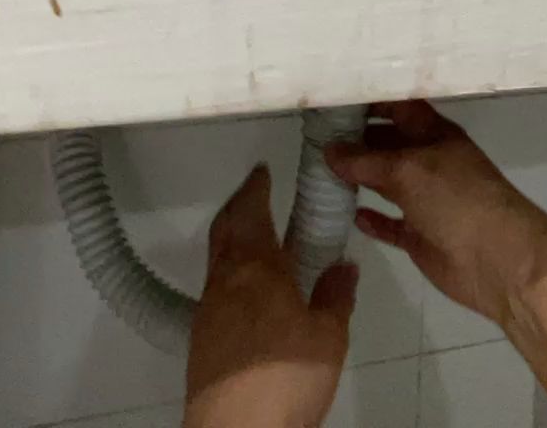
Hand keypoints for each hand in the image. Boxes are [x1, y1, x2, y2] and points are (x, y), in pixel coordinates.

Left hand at [184, 164, 358, 427]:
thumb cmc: (285, 376)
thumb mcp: (328, 337)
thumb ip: (336, 297)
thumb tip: (345, 266)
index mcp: (257, 267)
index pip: (251, 211)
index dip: (256, 187)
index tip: (263, 170)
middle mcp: (225, 279)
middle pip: (225, 228)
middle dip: (239, 205)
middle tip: (257, 194)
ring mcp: (208, 309)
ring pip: (217, 258)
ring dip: (233, 239)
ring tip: (258, 240)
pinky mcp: (201, 337)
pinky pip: (215, 288)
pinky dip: (230, 272)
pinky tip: (248, 291)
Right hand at [325, 100, 546, 326]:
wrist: (499, 260)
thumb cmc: (456, 198)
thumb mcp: (407, 169)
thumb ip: (365, 160)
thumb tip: (328, 150)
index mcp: (434, 135)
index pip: (399, 108)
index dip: (371, 102)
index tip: (335, 100)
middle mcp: (429, 161)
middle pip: (388, 143)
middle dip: (357, 139)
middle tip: (315, 136)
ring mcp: (425, 200)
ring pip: (386, 182)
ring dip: (359, 177)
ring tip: (320, 170)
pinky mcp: (420, 234)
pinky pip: (390, 222)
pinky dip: (371, 218)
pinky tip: (347, 213)